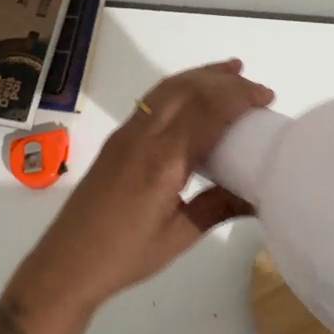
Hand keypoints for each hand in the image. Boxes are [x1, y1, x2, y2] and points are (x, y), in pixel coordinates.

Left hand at [11, 60, 274, 315]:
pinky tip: (193, 96)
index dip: (238, 98)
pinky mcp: (116, 140)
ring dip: (200, 77)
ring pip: (166, 90)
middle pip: (187, 90)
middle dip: (223, 81)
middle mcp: (142, 138)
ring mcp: (125, 135)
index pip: (206, 112)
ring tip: (230, 71)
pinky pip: (152, 101)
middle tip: (256, 86)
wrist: (67, 262)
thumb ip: (217, 208)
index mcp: (162, 162)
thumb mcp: (179, 237)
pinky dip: (179, 88)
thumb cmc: (125, 256)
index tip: (266, 97)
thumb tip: (258, 195)